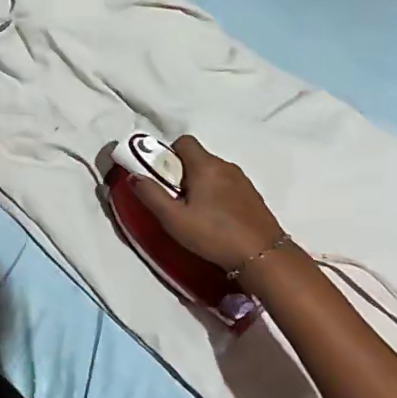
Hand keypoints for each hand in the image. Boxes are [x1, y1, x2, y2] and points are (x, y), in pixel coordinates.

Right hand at [130, 135, 285, 271]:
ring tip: (194, 214)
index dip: (168, 155)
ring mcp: (242, 180)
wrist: (262, 255)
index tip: (162, 178)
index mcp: (205, 165)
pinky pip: (227, 186)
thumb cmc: (214, 235)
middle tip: (174, 201)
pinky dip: (216, 195)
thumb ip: (151, 195)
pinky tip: (215, 221)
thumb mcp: (174, 219)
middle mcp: (225, 166)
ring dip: (200, 185)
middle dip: (181, 173)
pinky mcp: (252, 196)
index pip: (183, 142)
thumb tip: (134, 175)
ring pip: (213, 173)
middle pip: (197, 158)